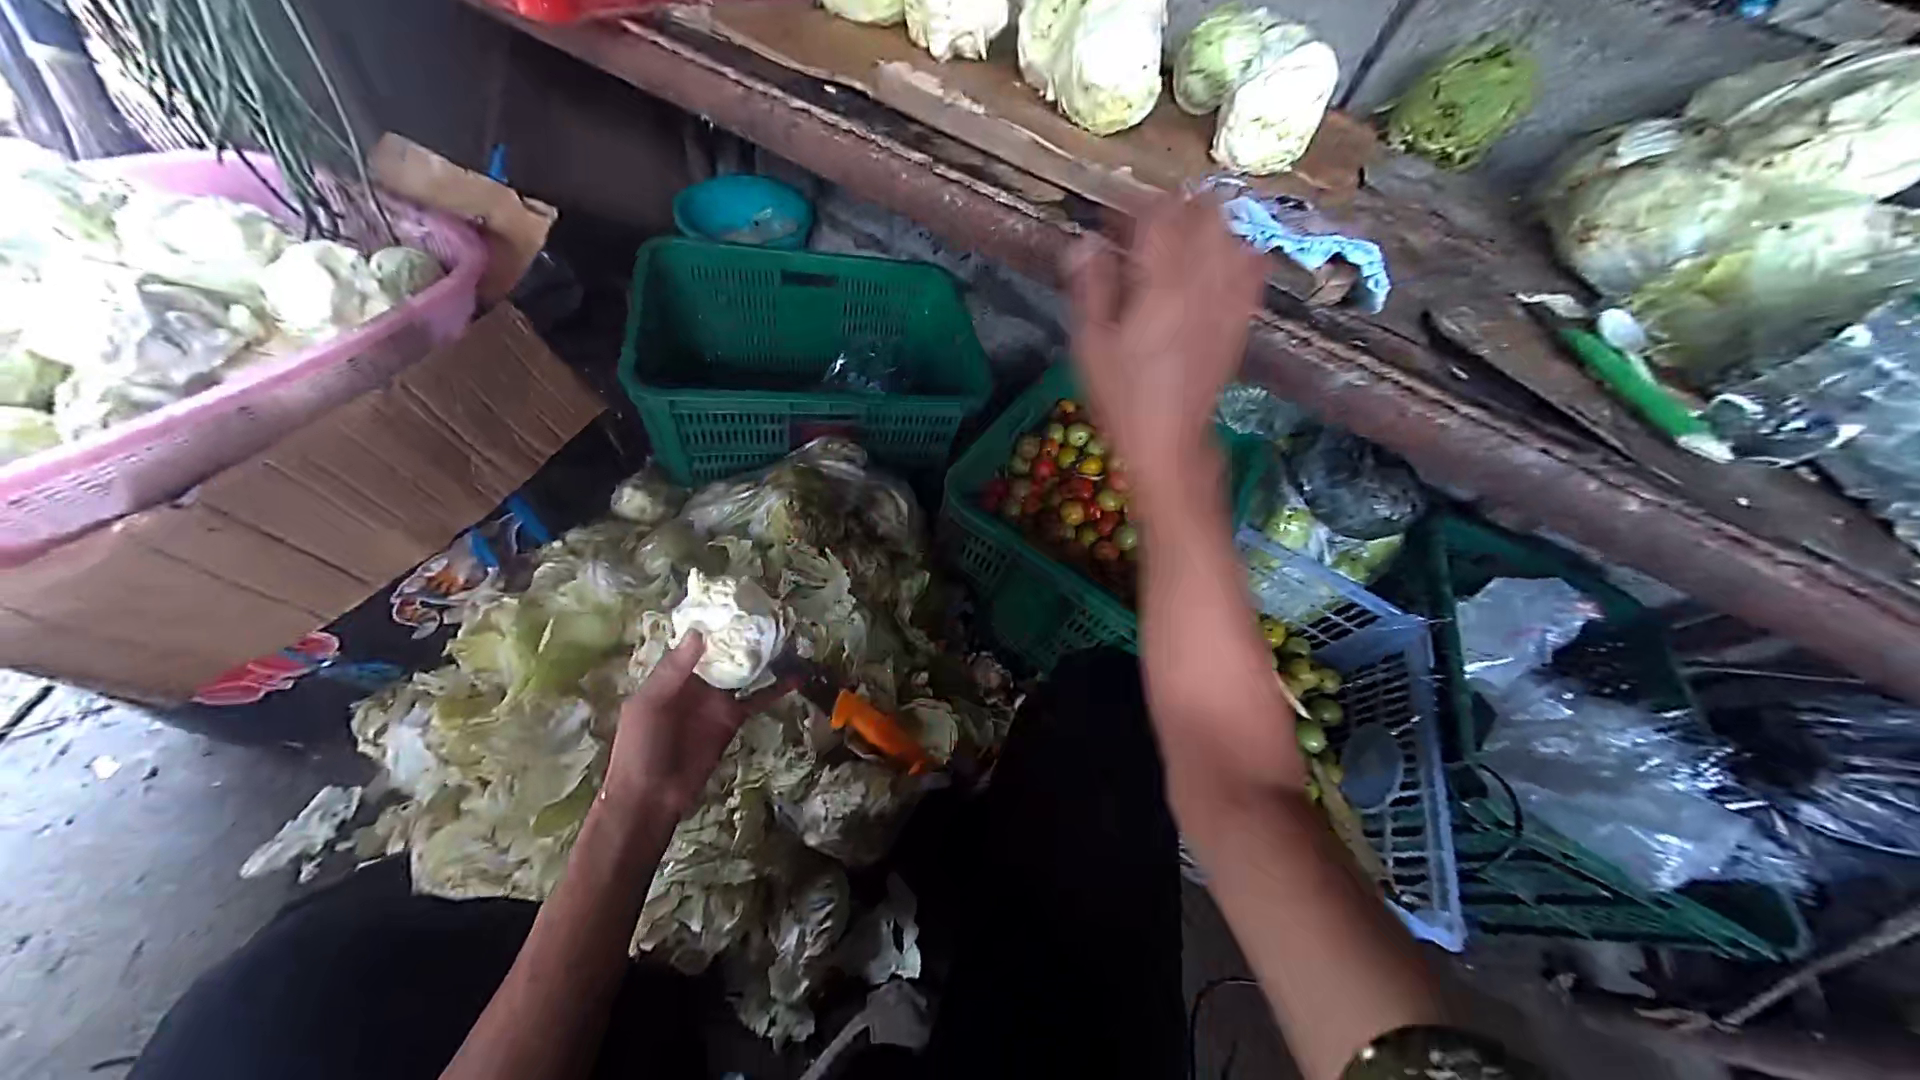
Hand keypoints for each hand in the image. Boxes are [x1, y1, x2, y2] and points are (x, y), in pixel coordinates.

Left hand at [602, 631, 783, 819]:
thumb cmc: (641, 747)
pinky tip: (797, 676)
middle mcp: (698, 681)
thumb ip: (674, 670)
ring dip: (764, 657)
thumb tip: (700, 631)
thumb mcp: (649, 704)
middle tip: (772, 613)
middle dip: (744, 635)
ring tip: (788, 636)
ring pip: (745, 671)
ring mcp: (717, 700)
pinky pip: (757, 699)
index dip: (714, 622)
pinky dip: (777, 689)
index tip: (737, 601)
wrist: (652, 797)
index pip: (696, 640)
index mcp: (673, 673)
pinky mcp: (733, 718)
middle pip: (725, 652)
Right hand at [1065, 193, 1266, 495]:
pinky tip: (1227, 256)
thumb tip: (1083, 244)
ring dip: (1211, 224)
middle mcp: (1201, 284)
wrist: (1168, 441)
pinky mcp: (1240, 321)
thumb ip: (1091, 288)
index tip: (1118, 216)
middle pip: (1204, 215)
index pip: (1159, 217)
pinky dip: (1242, 252)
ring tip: (1187, 233)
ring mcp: (1227, 301)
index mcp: (1159, 286)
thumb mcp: (1092, 345)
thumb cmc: (1122, 397)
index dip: (1138, 206)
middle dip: (1179, 206)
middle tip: (1153, 220)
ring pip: (1233, 235)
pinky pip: (1254, 270)